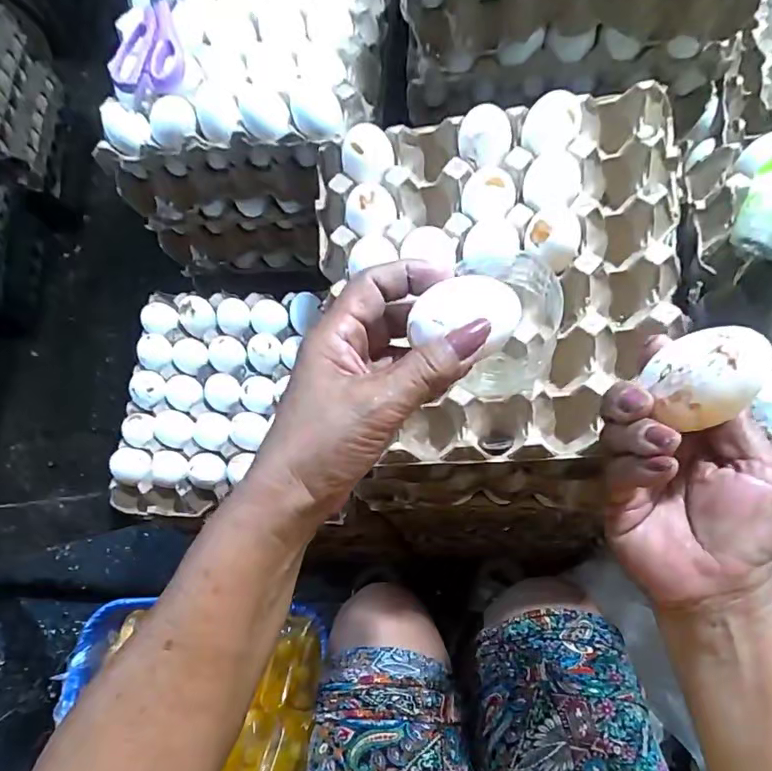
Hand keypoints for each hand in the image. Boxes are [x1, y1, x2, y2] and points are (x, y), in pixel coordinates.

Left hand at [246, 261, 490, 521]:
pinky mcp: (361, 406)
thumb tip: (479, 329)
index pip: (373, 284)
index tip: (452, 280)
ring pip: (396, 349)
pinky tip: (450, 381)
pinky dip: (423, 377)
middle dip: (428, 313)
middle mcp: (343, 349)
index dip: (410, 274)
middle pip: (389, 314)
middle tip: (470, 316)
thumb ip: (430, 367)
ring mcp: (352, 379)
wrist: (292, 496)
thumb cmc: (324, 443)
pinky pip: (397, 379)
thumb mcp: (380, 401)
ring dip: (429, 348)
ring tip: (470, 349)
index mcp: (335, 334)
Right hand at [600, 339, 771, 612]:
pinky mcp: (616, 500)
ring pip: (614, 431)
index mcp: (696, 433)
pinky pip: (615, 470)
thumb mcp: (761, 467)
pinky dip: (636, 464)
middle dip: (631, 393)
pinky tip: (662, 472)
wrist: (723, 584)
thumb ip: (736, 424)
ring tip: (666, 443)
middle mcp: (659, 445)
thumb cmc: (749, 528)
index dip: (661, 365)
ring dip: (636, 428)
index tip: (656, 345)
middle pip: (628, 404)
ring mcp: (634, 472)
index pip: (671, 390)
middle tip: (644, 400)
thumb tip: (715, 383)